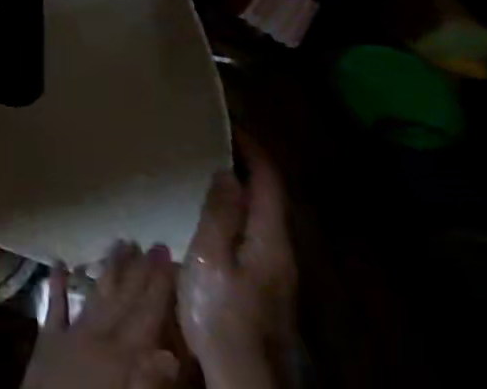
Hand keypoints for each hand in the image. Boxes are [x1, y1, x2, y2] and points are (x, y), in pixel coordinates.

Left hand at [22, 242, 181, 388]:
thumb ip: (151, 386)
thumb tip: (173, 355)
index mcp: (123, 357)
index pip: (146, 313)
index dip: (158, 283)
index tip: (166, 252)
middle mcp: (97, 338)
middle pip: (122, 299)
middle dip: (138, 270)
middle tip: (149, 241)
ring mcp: (70, 336)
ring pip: (93, 295)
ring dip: (106, 270)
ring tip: (117, 243)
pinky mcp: (46, 343)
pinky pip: (53, 308)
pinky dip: (55, 283)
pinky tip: (57, 261)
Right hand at [177, 134, 297, 388]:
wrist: (241, 376)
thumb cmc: (221, 314)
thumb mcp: (211, 259)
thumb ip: (220, 215)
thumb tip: (228, 173)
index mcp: (271, 240)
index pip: (270, 183)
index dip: (254, 150)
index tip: (228, 123)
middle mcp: (281, 252)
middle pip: (271, 199)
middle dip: (247, 166)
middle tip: (211, 141)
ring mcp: (274, 272)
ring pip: (262, 218)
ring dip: (240, 190)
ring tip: (205, 171)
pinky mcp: (263, 287)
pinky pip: (251, 234)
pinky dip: (235, 212)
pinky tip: (210, 217)